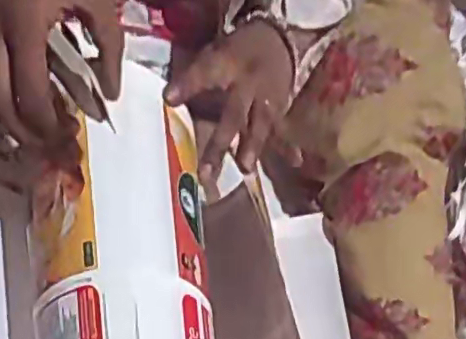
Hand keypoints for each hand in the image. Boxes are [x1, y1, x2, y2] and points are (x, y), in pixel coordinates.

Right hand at [0, 0, 121, 148]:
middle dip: (25, 134)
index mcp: (23, 26)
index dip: (49, 129)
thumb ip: (107, 42)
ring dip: (5, 113)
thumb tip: (111, 93)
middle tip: (48, 142)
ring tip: (31, 122)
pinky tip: (11, 85)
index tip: (69, 136)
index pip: (31, 102)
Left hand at [166, 21, 295, 184]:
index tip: (169, 99)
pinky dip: (289, 148)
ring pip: (259, 126)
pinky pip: (283, 132)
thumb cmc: (238, 55)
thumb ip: (193, 81)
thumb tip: (168, 100)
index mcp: (227, 65)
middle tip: (208, 171)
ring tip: (245, 168)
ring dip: (252, 147)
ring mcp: (266, 100)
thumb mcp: (213, 57)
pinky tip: (297, 162)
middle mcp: (248, 85)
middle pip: (233, 115)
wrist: (278, 40)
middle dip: (220, 143)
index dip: (188, 85)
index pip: (205, 72)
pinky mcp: (280, 111)